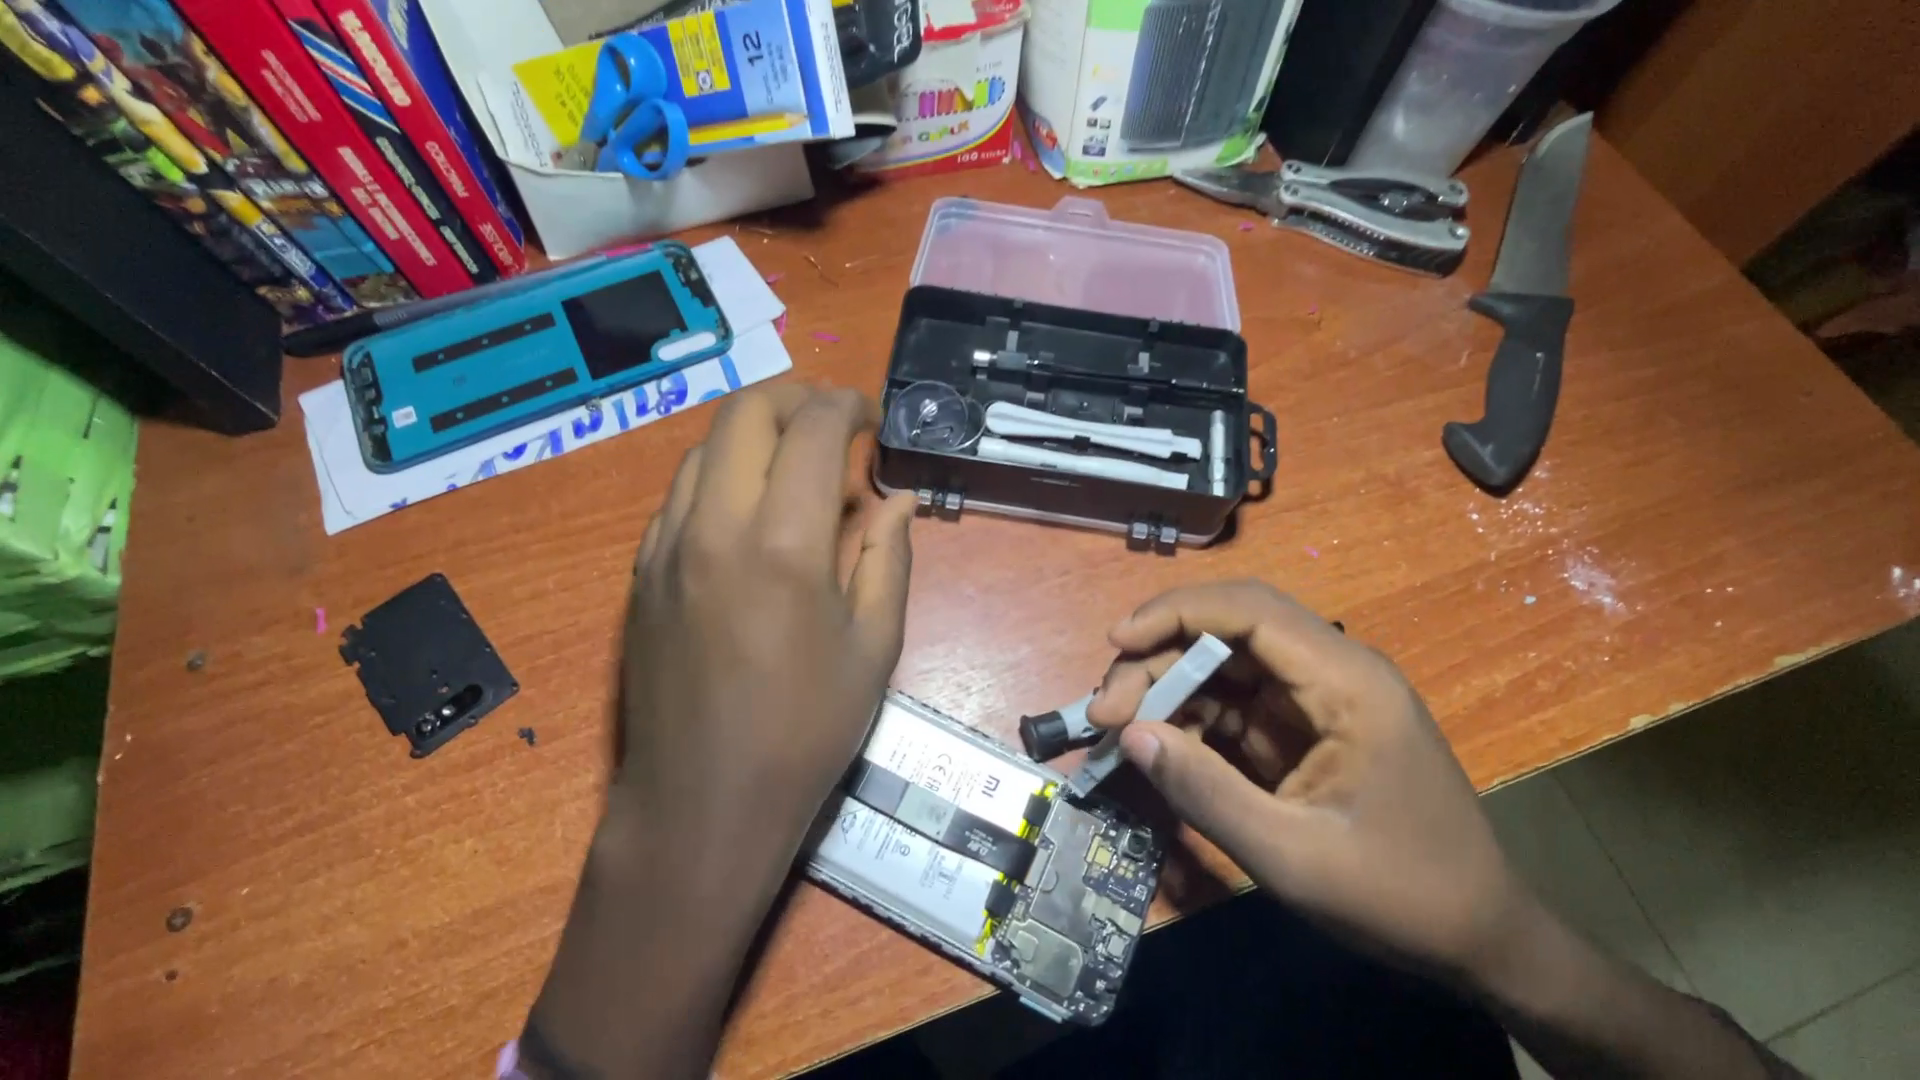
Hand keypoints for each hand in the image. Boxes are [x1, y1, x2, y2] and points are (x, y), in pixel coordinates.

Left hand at [619, 383, 915, 850]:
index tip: (873, 420)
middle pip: (745, 413)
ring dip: (754, 436)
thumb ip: (888, 558)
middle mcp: (714, 525)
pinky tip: (747, 515)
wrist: (703, 801)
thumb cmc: (805, 731)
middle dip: (797, 400)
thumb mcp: (875, 648)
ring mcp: (665, 546)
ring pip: (704, 446)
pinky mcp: (640, 572)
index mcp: (784, 543)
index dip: (849, 406)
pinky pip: (678, 494)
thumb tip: (897, 500)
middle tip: (835, 428)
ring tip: (794, 471)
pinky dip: (719, 476)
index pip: (813, 428)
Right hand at [1085, 581, 1530, 983]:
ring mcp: (1317, 702)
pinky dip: (1191, 723)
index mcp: (1346, 683)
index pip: (1250, 611)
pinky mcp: (1304, 732)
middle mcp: (1331, 674)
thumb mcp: (1292, 856)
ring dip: (1167, 692)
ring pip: (1223, 668)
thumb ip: (1207, 792)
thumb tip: (1130, 735)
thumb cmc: (1399, 894)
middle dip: (1158, 662)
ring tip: (1119, 733)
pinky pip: (1234, 708)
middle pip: (1228, 634)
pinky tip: (1160, 751)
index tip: (1116, 642)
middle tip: (1105, 715)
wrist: (1479, 938)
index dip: (1175, 613)